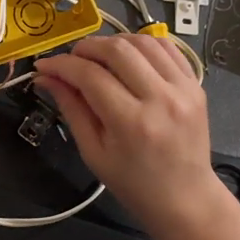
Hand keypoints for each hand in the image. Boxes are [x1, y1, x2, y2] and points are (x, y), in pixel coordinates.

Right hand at [34, 35, 227, 235]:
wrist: (185, 198)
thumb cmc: (133, 183)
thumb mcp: (93, 152)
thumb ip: (71, 108)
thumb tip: (45, 77)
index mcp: (132, 123)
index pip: (90, 76)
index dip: (62, 65)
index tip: (44, 66)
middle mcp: (161, 99)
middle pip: (117, 50)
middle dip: (86, 47)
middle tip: (71, 59)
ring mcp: (183, 89)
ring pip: (142, 41)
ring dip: (114, 42)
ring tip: (99, 57)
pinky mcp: (195, 84)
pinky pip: (167, 47)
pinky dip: (142, 44)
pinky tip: (128, 56)